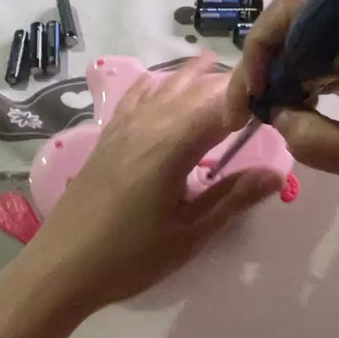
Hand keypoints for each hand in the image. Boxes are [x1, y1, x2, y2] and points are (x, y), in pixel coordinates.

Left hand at [17, 53, 282, 314]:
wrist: (61, 267)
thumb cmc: (130, 256)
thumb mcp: (190, 234)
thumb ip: (233, 199)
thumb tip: (277, 173)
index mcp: (172, 145)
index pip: (221, 107)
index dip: (251, 101)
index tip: (275, 105)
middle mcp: (148, 124)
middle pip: (192, 89)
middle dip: (225, 85)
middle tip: (256, 88)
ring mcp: (122, 128)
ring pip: (163, 88)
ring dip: (192, 78)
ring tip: (217, 70)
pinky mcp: (106, 138)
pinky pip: (136, 98)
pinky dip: (157, 86)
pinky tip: (161, 84)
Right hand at [227, 0, 338, 199]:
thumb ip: (309, 139)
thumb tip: (275, 116)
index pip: (291, 12)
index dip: (259, 48)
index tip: (255, 97)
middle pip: (290, 23)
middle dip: (260, 64)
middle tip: (246, 113)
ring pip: (302, 41)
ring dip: (277, 73)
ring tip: (265, 116)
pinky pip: (320, 56)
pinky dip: (298, 80)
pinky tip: (296, 111)